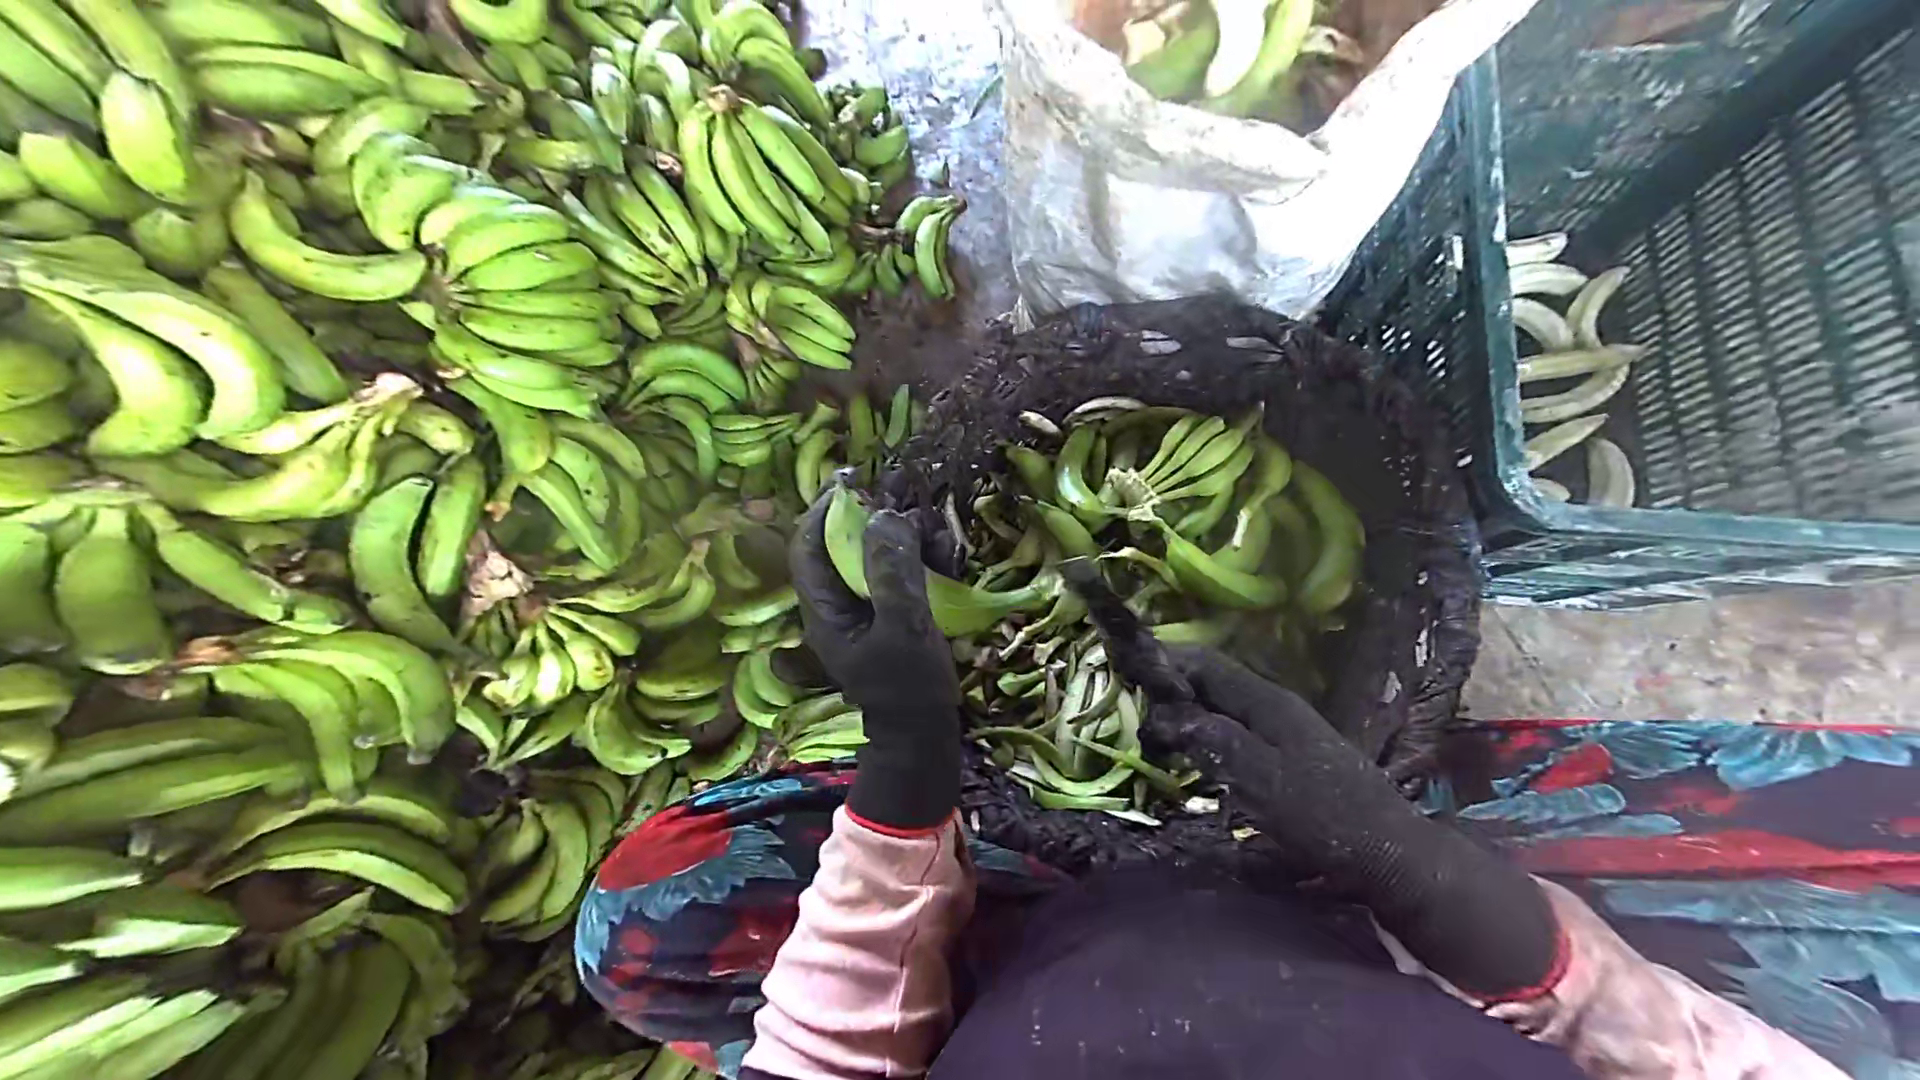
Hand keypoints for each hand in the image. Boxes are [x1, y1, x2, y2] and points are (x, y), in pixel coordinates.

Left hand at [791, 489, 961, 830]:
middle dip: (875, 517)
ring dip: (906, 536)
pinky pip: (901, 572)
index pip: (808, 545)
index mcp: (825, 607)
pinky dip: (921, 557)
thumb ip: (892, 572)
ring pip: (876, 555)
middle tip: (906, 496)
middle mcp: (839, 602)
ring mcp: (866, 608)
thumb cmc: (908, 686)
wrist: (924, 733)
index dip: (823, 509)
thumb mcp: (902, 627)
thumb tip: (886, 517)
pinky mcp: (891, 612)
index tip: (852, 482)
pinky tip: (945, 552)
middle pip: (843, 543)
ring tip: (935, 528)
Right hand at [1153, 646, 1563, 999]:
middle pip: (1209, 678)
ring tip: (1152, 731)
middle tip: (1133, 707)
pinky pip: (1231, 725)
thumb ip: (1211, 738)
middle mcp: (1271, 702)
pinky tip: (1189, 754)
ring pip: (1218, 702)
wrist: (1390, 851)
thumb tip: (1162, 711)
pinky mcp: (1284, 748)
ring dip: (1184, 710)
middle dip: (1168, 686)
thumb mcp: (1260, 777)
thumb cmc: (1323, 814)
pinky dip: (1203, 730)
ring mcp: (1280, 725)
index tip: (1126, 671)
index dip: (1164, 661)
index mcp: (1265, 700)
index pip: (1203, 662)